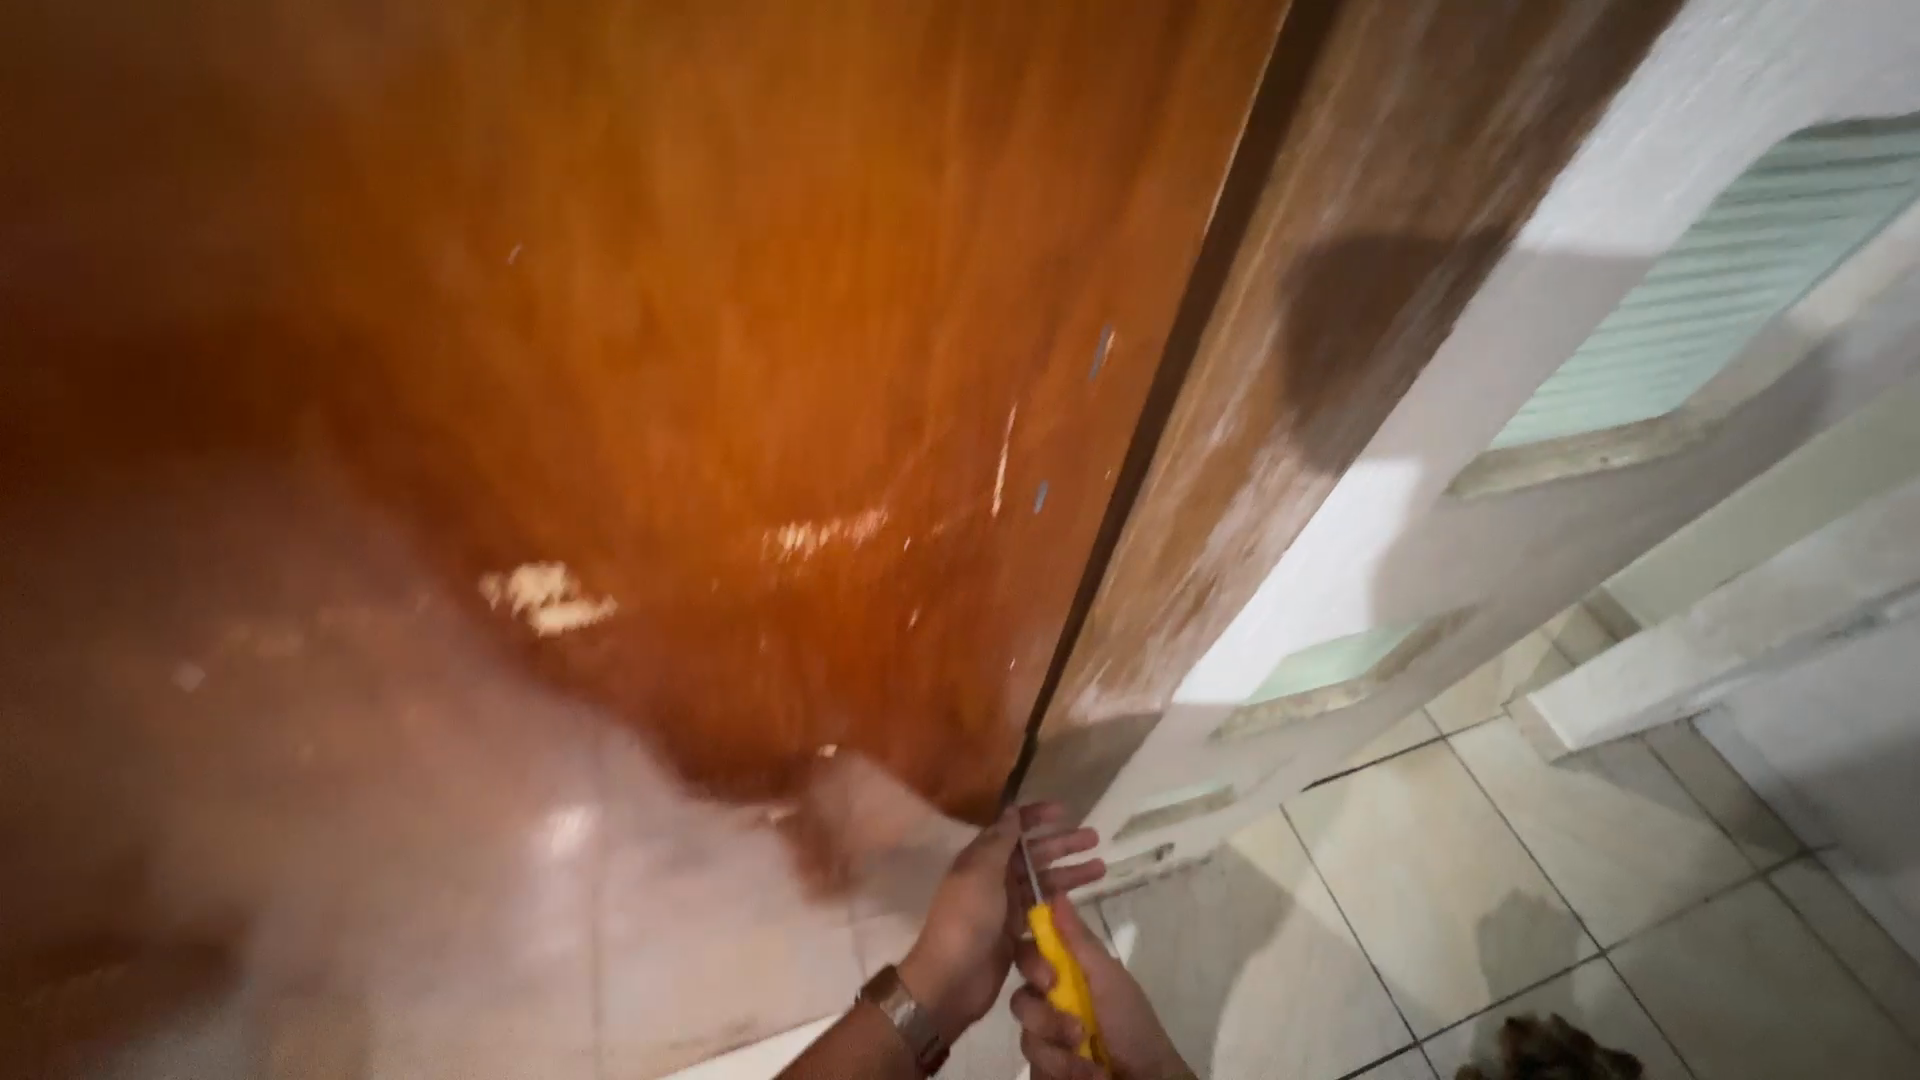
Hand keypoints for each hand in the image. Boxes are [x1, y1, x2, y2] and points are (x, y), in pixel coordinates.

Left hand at [897, 802, 1103, 1043]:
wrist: (952, 980)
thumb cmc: (967, 919)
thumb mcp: (981, 873)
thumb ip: (999, 841)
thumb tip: (1011, 809)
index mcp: (983, 858)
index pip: (1012, 828)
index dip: (1036, 817)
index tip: (1064, 811)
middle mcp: (995, 877)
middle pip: (1034, 855)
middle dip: (1063, 845)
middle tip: (1094, 838)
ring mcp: (1007, 906)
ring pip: (1043, 883)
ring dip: (1070, 874)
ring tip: (1101, 868)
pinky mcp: (1017, 933)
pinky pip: (1043, 913)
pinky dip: (1060, 907)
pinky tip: (1081, 903)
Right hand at [1012, 897, 1190, 1079]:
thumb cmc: (1132, 1025)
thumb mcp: (1109, 978)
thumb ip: (1079, 940)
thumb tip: (1056, 893)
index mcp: (1067, 972)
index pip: (1030, 952)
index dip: (1031, 962)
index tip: (1051, 978)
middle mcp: (1051, 1000)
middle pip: (1019, 994)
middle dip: (1045, 1015)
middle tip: (1077, 1029)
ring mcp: (1046, 1036)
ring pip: (1025, 1032)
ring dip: (1059, 1047)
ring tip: (1088, 1059)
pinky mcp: (1043, 1065)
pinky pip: (1032, 1061)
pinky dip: (1060, 1069)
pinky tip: (1083, 1073)